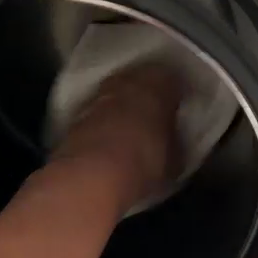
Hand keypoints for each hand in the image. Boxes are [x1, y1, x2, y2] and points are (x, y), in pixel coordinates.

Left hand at [44, 63, 183, 213]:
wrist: (90, 178)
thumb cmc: (144, 162)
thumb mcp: (175, 159)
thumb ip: (177, 143)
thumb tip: (176, 142)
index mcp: (158, 85)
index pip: (173, 78)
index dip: (178, 92)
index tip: (181, 104)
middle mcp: (127, 83)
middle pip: (140, 78)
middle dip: (148, 91)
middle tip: (157, 109)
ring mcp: (98, 97)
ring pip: (116, 93)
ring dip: (123, 104)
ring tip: (131, 123)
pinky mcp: (76, 117)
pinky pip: (97, 112)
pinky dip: (104, 120)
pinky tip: (110, 137)